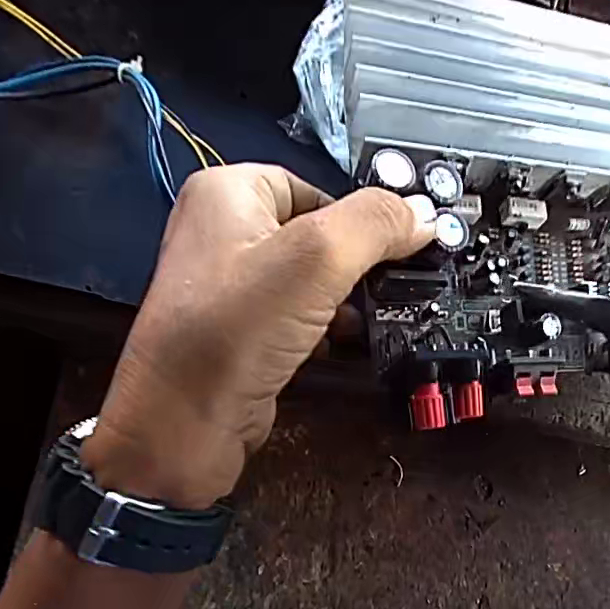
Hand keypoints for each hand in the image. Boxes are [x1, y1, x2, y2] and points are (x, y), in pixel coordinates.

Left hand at [83, 165, 430, 507]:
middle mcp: (225, 233)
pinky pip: (298, 318)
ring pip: (312, 283)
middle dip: (354, 268)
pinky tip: (335, 346)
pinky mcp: (243, 331)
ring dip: (343, 303)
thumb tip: (422, 216)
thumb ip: (374, 226)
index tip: (392, 252)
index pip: (315, 187)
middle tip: (378, 291)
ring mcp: (233, 288)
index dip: (357, 219)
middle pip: (318, 237)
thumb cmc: (234, 331)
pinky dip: (324, 330)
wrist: (187, 420)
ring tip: (357, 323)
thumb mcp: (316, 261)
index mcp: (228, 193)